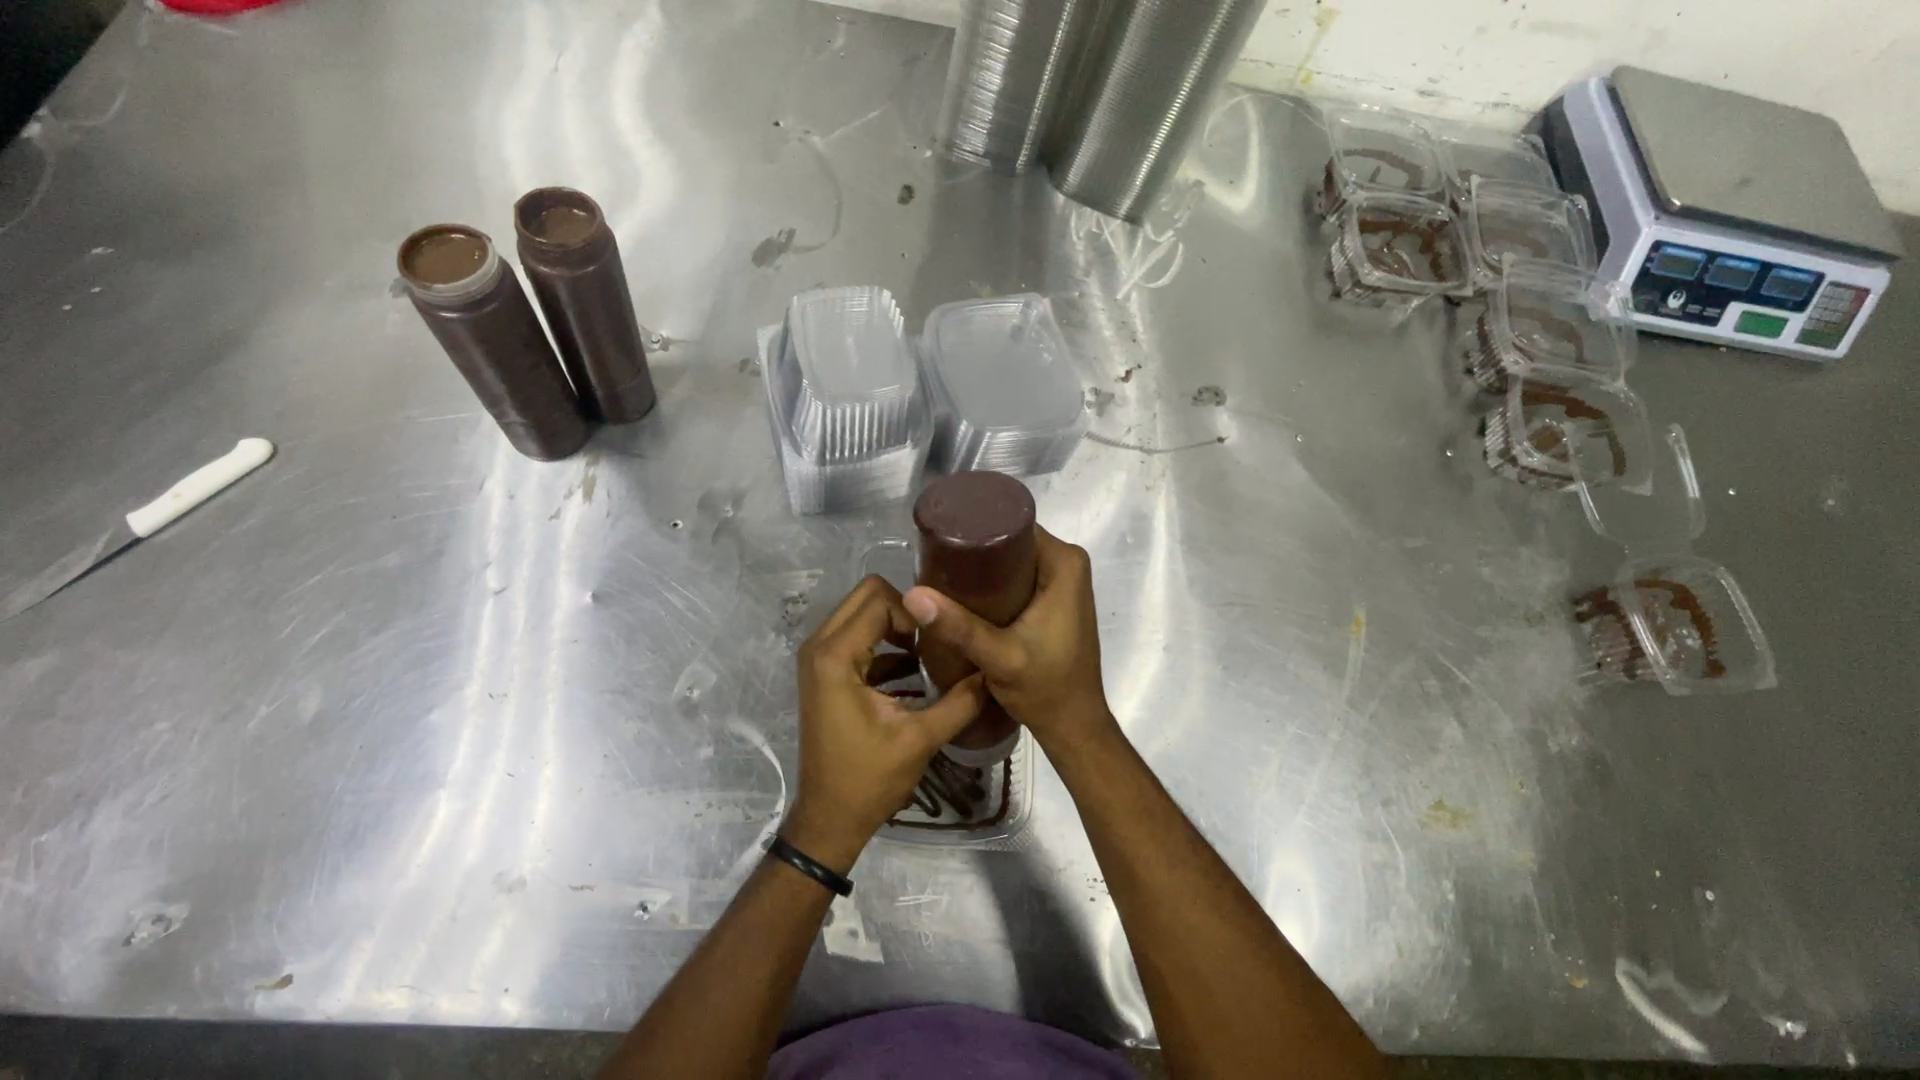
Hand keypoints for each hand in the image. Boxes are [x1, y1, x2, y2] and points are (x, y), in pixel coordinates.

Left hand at [784, 576, 987, 872]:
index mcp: (835, 656)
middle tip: (935, 642)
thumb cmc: (869, 778)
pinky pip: (856, 636)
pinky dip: (884, 644)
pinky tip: (915, 672)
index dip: (916, 612)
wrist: (830, 817)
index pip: (880, 599)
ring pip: (861, 614)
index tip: (940, 640)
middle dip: (905, 612)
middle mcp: (819, 646)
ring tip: (931, 655)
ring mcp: (819, 659)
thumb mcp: (921, 739)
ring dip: (896, 627)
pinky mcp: (825, 673)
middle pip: (867, 596)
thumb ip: (960, 702)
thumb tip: (993, 672)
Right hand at [903, 527, 1117, 756]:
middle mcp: (1069, 564)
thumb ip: (959, 627)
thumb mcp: (999, 656)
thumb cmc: (1046, 688)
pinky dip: (994, 585)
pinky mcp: (1055, 602)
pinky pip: (1019, 578)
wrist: (1073, 725)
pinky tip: (963, 597)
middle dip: (975, 551)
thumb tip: (912, 595)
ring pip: (1013, 561)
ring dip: (982, 570)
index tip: (940, 541)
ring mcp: (1063, 583)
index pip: (1014, 524)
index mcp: (1065, 563)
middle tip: (934, 565)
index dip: (977, 528)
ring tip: (942, 579)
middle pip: (1011, 542)